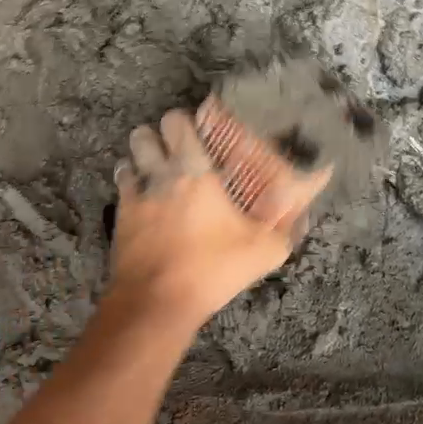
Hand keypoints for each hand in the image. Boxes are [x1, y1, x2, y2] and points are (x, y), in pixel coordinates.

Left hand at [108, 109, 329, 329]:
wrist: (157, 302)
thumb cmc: (212, 269)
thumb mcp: (263, 251)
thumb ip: (285, 227)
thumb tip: (303, 214)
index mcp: (194, 171)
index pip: (176, 122)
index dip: (183, 122)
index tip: (197, 133)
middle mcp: (160, 175)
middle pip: (144, 134)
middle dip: (156, 137)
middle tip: (174, 152)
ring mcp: (135, 196)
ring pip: (128, 159)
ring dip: (140, 161)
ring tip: (156, 174)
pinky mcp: (119, 219)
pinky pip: (121, 189)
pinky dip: (130, 188)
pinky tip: (144, 202)